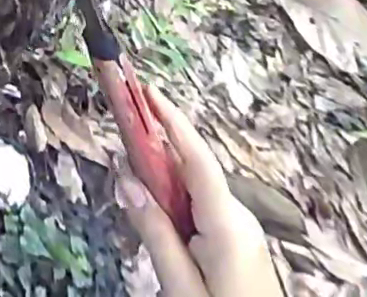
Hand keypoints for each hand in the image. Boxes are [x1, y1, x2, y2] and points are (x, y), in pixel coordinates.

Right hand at [117, 84, 281, 296]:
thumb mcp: (182, 289)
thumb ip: (155, 232)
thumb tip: (125, 178)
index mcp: (228, 224)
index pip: (197, 158)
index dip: (172, 119)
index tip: (147, 89)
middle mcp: (240, 217)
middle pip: (192, 172)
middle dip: (156, 158)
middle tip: (122, 156)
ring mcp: (244, 231)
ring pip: (195, 193)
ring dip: (164, 188)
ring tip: (138, 206)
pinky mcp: (242, 245)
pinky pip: (203, 211)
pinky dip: (178, 207)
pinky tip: (164, 230)